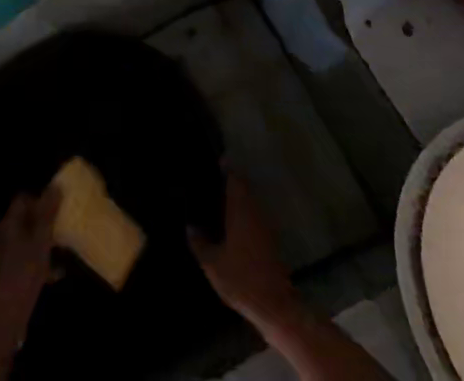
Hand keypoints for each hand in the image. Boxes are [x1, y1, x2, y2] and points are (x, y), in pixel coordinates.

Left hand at [0, 188, 61, 331]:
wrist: (7, 315)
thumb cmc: (25, 273)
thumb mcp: (42, 240)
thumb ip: (48, 213)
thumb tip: (55, 186)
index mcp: (9, 225)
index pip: (22, 200)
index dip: (40, 200)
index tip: (56, 209)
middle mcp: (3, 236)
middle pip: (25, 219)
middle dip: (44, 221)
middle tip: (61, 228)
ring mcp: (3, 255)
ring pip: (26, 238)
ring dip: (43, 240)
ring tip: (60, 250)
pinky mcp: (7, 272)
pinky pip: (25, 256)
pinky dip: (39, 258)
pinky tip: (54, 273)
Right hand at [188, 173, 299, 328]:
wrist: (272, 303)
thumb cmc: (240, 279)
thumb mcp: (212, 264)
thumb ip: (200, 243)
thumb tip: (190, 227)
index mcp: (241, 212)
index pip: (236, 181)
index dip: (228, 170)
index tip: (219, 161)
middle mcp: (255, 212)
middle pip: (245, 188)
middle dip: (232, 182)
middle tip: (214, 182)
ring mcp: (265, 225)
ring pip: (251, 201)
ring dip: (239, 197)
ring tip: (219, 201)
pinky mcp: (270, 238)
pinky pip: (255, 215)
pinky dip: (244, 211)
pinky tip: (232, 223)